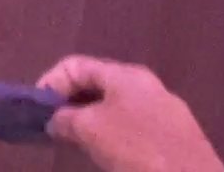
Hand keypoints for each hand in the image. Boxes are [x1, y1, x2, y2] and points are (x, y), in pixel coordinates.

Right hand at [37, 56, 223, 171]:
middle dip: (72, 104)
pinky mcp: (184, 144)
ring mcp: (171, 116)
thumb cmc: (137, 151)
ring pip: (119, 110)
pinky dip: (118, 138)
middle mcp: (150, 88)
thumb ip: (62, 118)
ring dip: (94, 123)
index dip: (50, 82)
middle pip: (98, 86)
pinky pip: (139, 130)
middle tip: (56, 125)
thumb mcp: (87, 129)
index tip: (39, 109)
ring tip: (80, 143)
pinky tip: (112, 158)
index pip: (74, 65)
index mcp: (126, 74)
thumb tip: (55, 120)